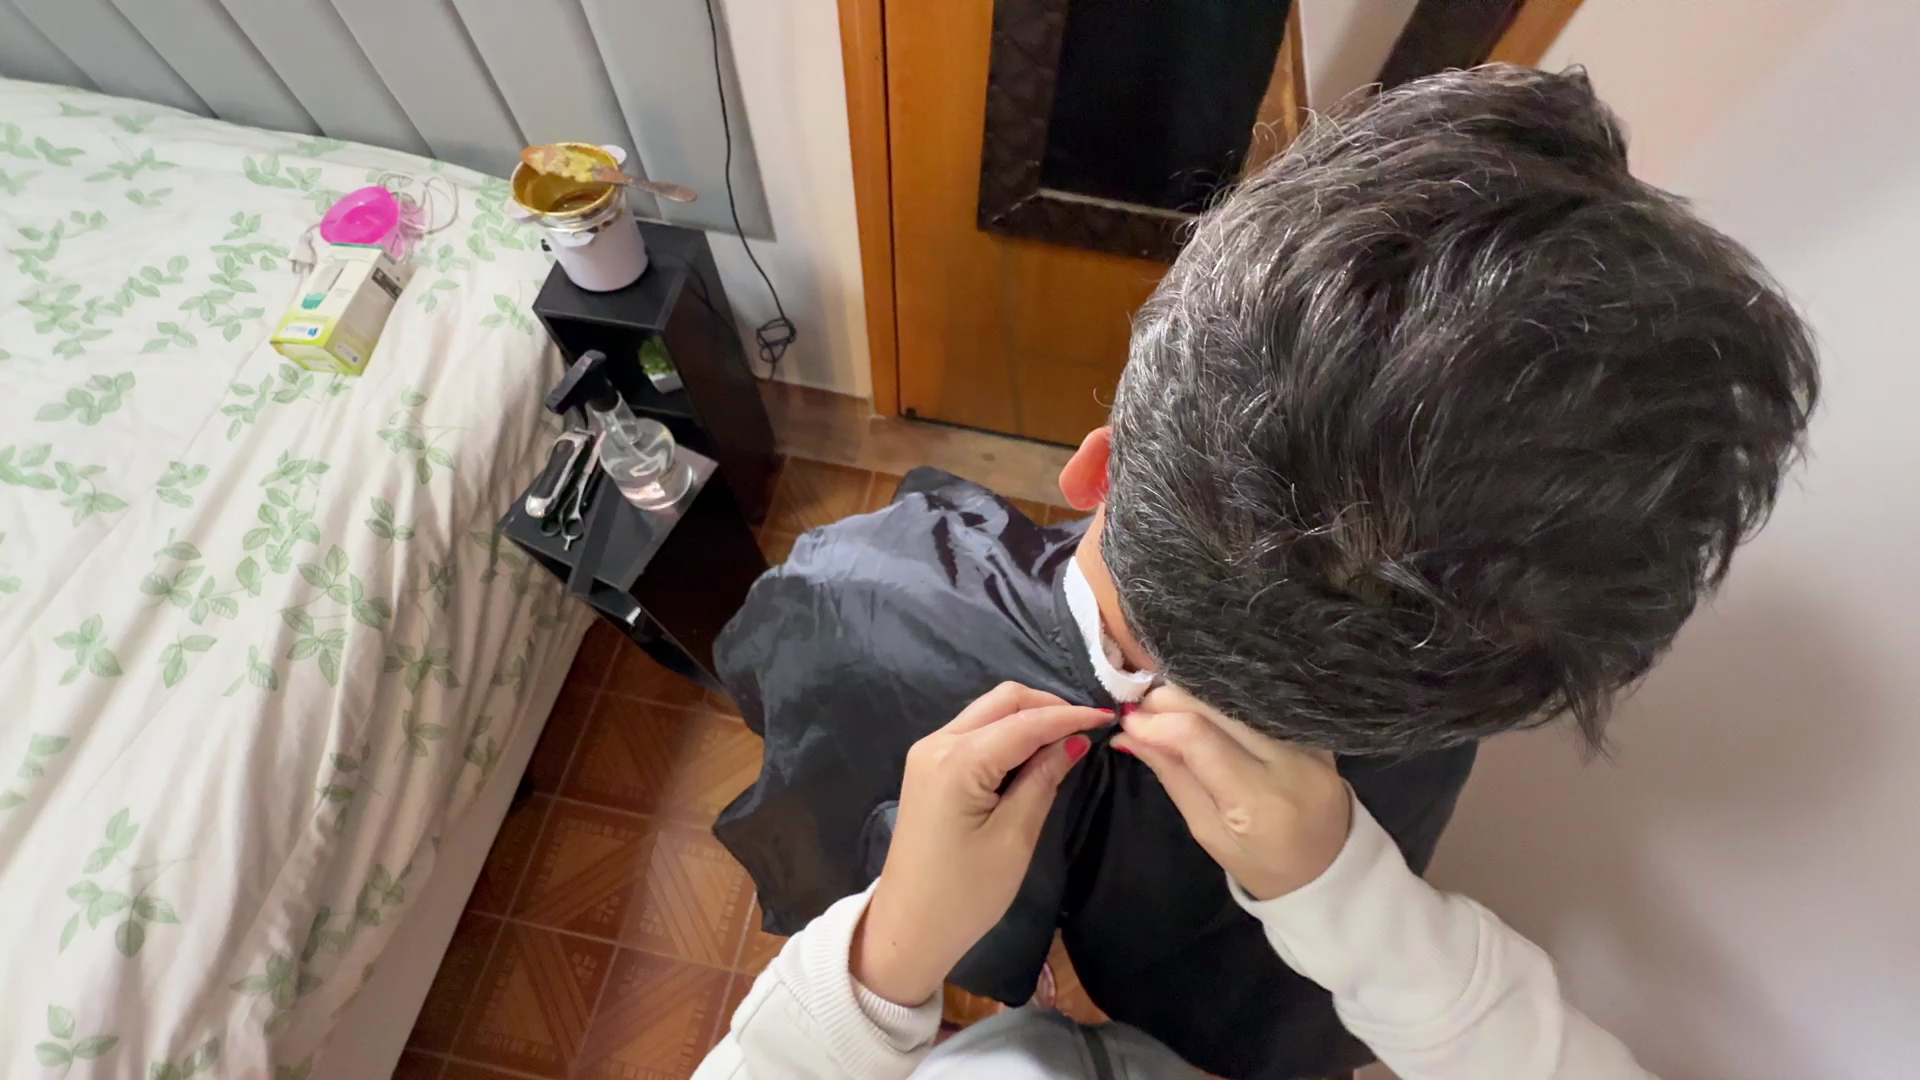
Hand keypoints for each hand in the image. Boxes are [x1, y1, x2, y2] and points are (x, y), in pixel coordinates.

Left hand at [852, 683, 1110, 1005]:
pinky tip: (1033, 750)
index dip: (1068, 716)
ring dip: (1028, 716)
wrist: (907, 928)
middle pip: (1002, 701)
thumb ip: (1043, 780)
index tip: (1107, 715)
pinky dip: (1008, 731)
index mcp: (957, 761)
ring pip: (988, 711)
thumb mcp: (1014, 838)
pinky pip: (975, 730)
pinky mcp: (929, 764)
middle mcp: (938, 742)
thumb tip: (1075, 741)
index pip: (1024, 722)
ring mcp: (929, 750)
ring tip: (1067, 738)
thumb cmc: (965, 894)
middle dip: (1047, 706)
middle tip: (1086, 726)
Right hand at [1114, 685, 1351, 901]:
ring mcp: (1310, 744)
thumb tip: (1127, 733)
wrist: (1334, 875)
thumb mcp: (1206, 830)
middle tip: (1141, 706)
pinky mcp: (1318, 734)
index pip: (1198, 736)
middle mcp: (1290, 763)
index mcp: (1259, 800)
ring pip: (1237, 698)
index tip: (1127, 721)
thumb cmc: (1261, 865)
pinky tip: (1206, 707)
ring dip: (1195, 695)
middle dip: (1169, 699)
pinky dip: (1226, 702)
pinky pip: (1260, 705)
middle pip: (1216, 706)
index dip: (1156, 721)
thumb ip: (1171, 774)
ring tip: (1168, 706)